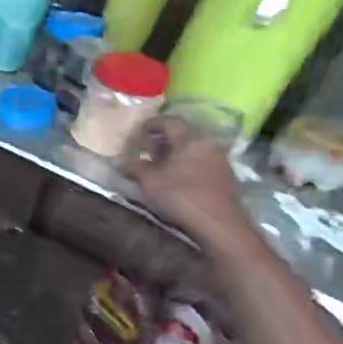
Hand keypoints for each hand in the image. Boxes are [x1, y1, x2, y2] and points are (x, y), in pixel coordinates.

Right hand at [126, 117, 255, 252]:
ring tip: (156, 163)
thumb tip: (120, 159)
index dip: (151, 123)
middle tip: (144, 146)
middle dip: (161, 138)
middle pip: (182, 133)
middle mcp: (208, 143)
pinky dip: (184, 162)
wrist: (218, 222)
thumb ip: (134, 166)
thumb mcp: (148, 180)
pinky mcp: (222, 175)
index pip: (169, 121)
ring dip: (173, 152)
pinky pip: (199, 160)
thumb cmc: (180, 195)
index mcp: (190, 139)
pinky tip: (173, 176)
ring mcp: (218, 159)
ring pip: (192, 148)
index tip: (136, 130)